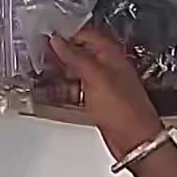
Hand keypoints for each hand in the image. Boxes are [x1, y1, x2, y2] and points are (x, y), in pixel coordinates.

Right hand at [44, 28, 165, 161]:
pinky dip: (64, 89)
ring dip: (60, 72)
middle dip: (61, 54)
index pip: (86, 36)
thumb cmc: (125, 108)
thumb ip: (75, 57)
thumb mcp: (95, 76)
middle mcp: (107, 68)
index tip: (49, 39)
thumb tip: (58, 41)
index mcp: (111, 54)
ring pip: (77, 72)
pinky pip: (77, 90)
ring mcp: (102, 85)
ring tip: (42, 72)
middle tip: (42, 56)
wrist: (135, 140)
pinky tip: (53, 91)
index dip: (67, 36)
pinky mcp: (97, 101)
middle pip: (80, 53)